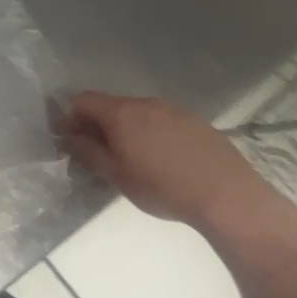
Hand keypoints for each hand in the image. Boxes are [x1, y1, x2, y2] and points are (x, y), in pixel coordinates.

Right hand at [60, 91, 296, 241]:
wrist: (228, 197)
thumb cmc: (162, 187)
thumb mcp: (117, 175)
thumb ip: (88, 152)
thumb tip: (68, 138)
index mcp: (121, 113)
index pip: (83, 100)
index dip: (70, 117)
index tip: (68, 139)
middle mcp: (146, 103)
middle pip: (112, 105)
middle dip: (98, 124)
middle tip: (98, 152)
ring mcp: (176, 111)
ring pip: (140, 113)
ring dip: (127, 129)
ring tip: (133, 158)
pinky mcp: (198, 123)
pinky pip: (164, 121)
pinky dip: (153, 133)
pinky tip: (163, 160)